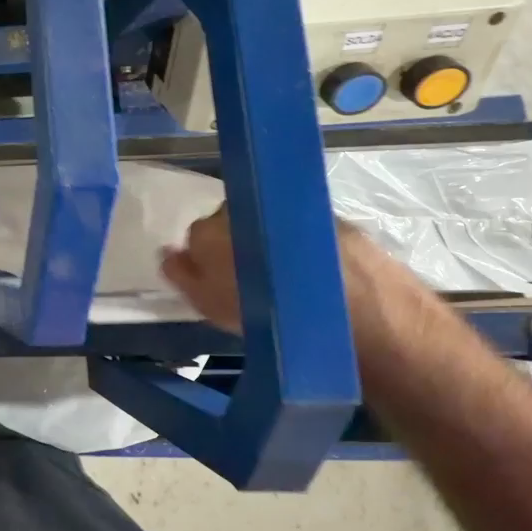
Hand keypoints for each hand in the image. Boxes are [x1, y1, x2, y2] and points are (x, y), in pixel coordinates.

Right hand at [159, 205, 423, 335]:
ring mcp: (295, 212)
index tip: (218, 283)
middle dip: (238, 245)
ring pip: (273, 226)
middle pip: (233, 223)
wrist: (362, 321)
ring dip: (274, 245)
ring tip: (289, 285)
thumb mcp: (210, 306)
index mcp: (210, 230)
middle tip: (252, 283)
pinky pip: (311, 234)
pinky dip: (311, 250)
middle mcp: (250, 210)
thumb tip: (169, 254)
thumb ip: (183, 275)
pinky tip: (321, 282)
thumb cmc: (273, 319)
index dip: (205, 260)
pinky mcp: (339, 222)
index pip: (196, 236)